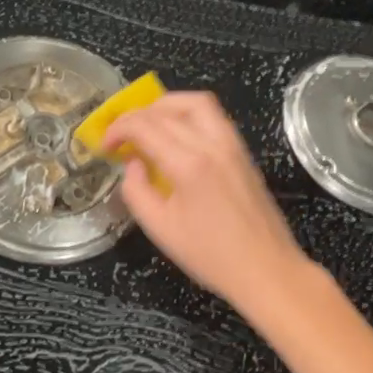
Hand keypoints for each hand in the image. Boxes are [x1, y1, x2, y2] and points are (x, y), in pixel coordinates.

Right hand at [102, 91, 310, 304]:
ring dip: (164, 106)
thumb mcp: (160, 229)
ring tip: (147, 125)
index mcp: (188, 165)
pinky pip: (212, 116)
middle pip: (166, 110)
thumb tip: (133, 164)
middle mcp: (212, 145)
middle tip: (120, 136)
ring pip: (195, 102)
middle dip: (135, 116)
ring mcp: (232, 145)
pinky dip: (187, 114)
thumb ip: (136, 190)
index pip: (144, 126)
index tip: (105, 146)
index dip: (118, 129)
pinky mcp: (242, 152)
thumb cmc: (211, 256)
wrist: (267, 270)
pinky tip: (175, 135)